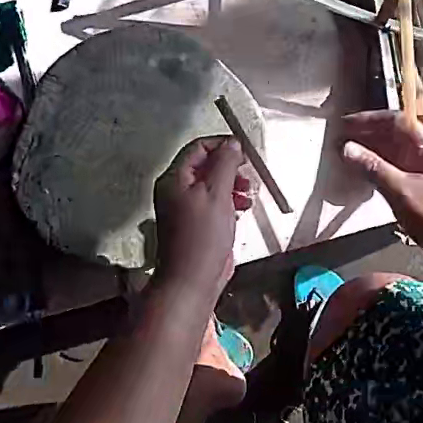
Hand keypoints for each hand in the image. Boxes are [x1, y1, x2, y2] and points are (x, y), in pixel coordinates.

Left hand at [152, 136, 253, 296]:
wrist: (192, 279)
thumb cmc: (202, 237)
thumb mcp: (218, 193)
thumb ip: (225, 164)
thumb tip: (232, 143)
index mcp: (174, 179)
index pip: (198, 147)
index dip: (222, 144)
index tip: (244, 150)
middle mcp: (175, 190)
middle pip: (205, 165)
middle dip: (230, 166)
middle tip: (248, 173)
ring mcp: (185, 208)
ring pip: (212, 184)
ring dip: (233, 184)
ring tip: (247, 194)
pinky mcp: (196, 223)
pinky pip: (214, 202)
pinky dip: (230, 200)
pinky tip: (241, 209)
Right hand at [338, 111, 422, 260]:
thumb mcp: (401, 192)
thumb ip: (373, 168)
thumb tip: (348, 149)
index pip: (396, 121)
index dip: (369, 119)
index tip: (345, 125)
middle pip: (396, 136)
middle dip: (368, 136)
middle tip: (341, 142)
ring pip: (397, 155)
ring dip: (373, 154)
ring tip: (349, 160)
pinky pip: (401, 171)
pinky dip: (382, 171)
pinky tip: (368, 180)